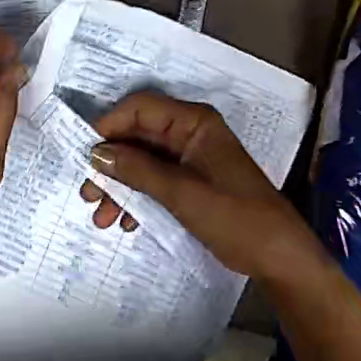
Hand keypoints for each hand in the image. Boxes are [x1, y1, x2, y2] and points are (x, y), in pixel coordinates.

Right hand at [82, 92, 321, 279]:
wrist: (276, 252)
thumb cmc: (234, 215)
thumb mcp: (182, 193)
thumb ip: (138, 170)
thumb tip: (97, 154)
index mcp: (195, 122)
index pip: (142, 108)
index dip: (110, 126)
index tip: (84, 156)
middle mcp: (191, 132)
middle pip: (139, 135)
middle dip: (111, 163)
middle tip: (88, 196)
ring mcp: (192, 157)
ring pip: (143, 160)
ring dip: (121, 185)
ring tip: (103, 218)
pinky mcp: (192, 180)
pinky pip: (156, 179)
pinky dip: (138, 197)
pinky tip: (128, 222)